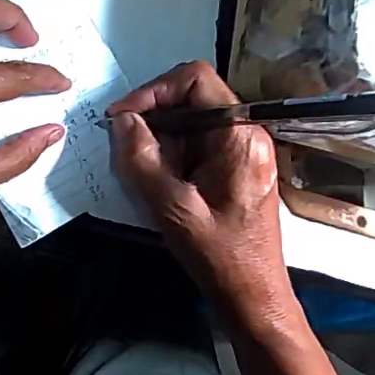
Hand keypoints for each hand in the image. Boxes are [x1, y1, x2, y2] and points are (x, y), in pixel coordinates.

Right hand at [107, 61, 294, 324]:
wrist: (252, 295)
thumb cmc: (218, 255)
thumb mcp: (171, 207)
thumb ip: (142, 159)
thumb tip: (121, 120)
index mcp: (239, 135)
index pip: (195, 79)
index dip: (152, 90)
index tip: (122, 117)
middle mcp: (246, 133)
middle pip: (191, 97)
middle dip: (152, 117)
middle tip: (124, 146)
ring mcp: (242, 149)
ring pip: (189, 121)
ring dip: (158, 138)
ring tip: (140, 170)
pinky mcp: (233, 166)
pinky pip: (195, 143)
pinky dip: (169, 154)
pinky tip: (156, 180)